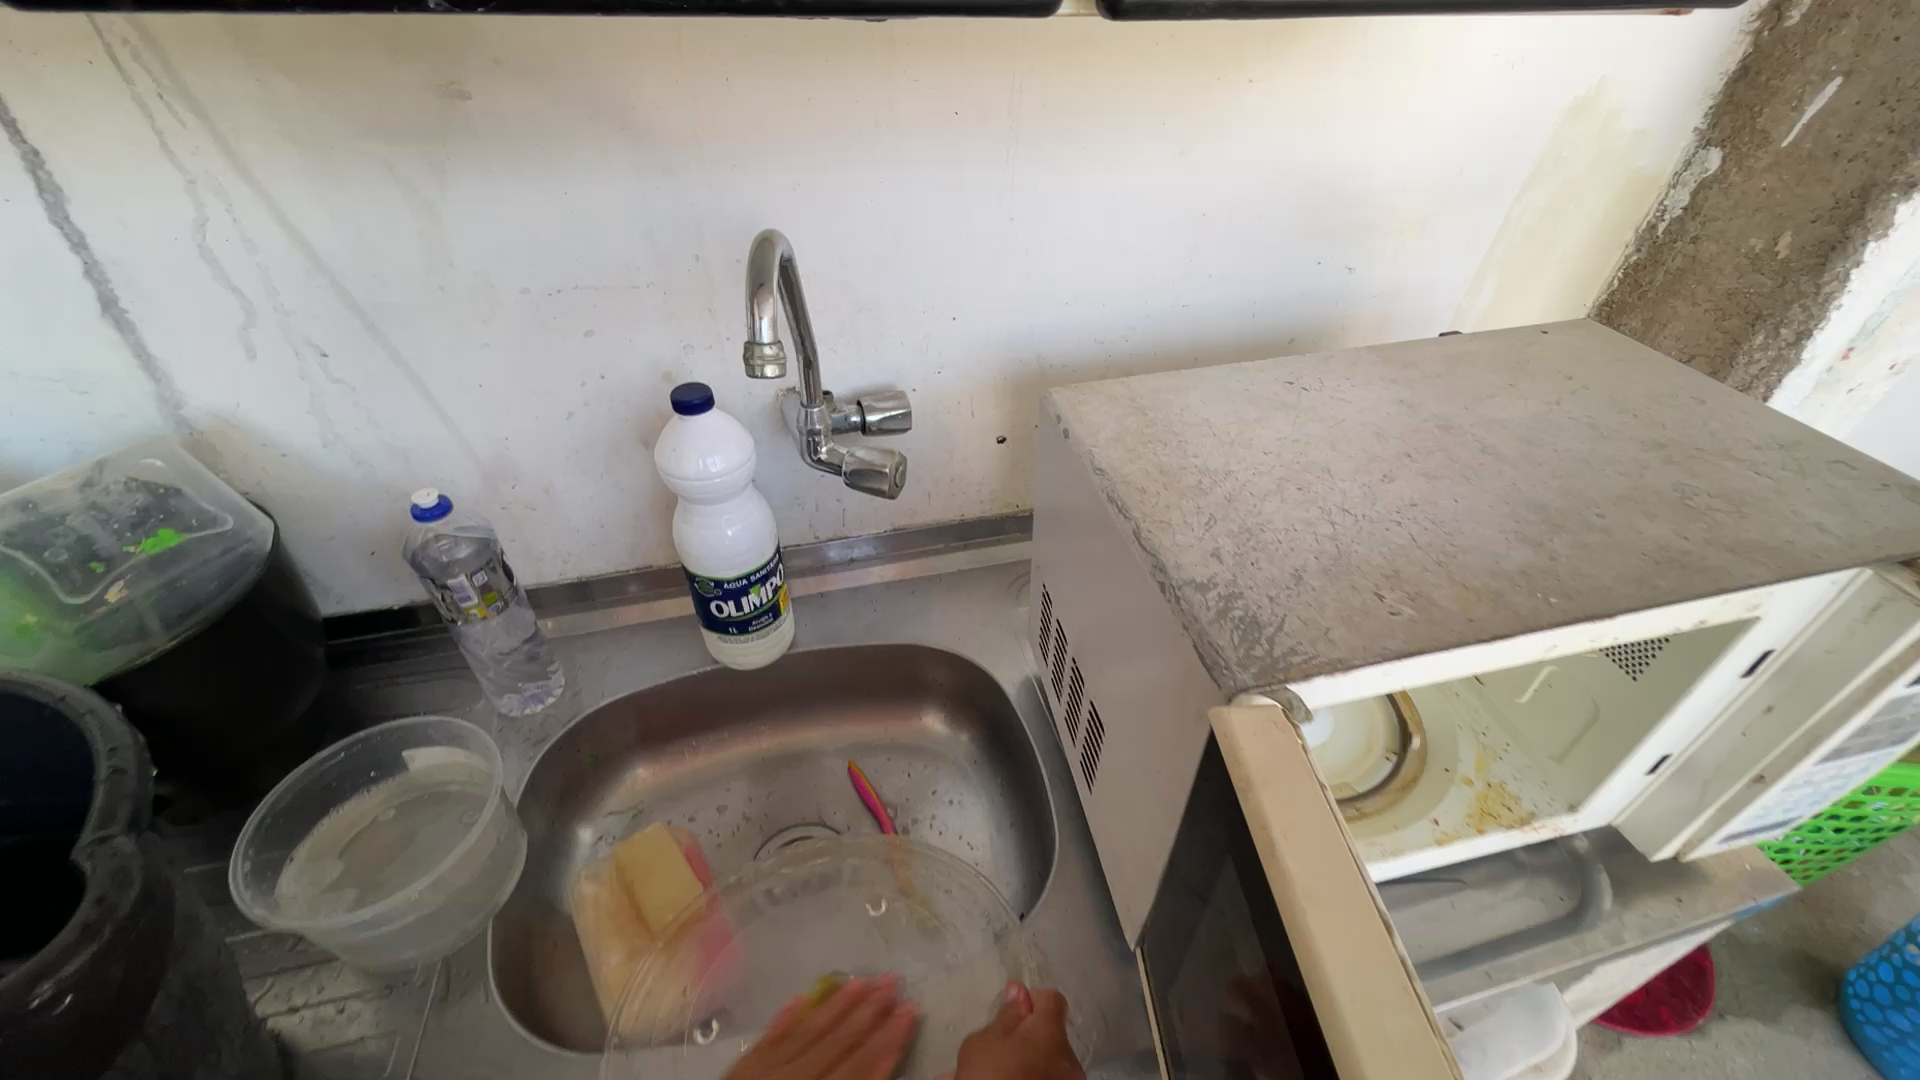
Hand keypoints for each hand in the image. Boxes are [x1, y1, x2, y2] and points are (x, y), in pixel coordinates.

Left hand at [726, 975, 919, 1079]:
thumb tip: (876, 1068)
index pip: (860, 1068)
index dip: (889, 1039)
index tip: (911, 1009)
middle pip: (838, 1043)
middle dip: (869, 1011)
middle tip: (893, 979)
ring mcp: (763, 1075)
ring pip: (806, 1033)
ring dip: (836, 1006)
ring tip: (860, 978)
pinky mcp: (738, 1074)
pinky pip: (767, 1040)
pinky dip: (786, 1019)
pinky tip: (802, 998)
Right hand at [953, 981, 1082, 1079]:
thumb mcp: (982, 1044)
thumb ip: (1005, 1016)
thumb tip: (1019, 992)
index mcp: (1051, 1034)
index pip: (1052, 999)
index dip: (1031, 1002)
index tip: (1012, 1014)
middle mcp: (1070, 1060)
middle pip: (1051, 1035)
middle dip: (1028, 1038)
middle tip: (999, 1051)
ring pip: (1050, 1063)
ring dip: (1030, 1063)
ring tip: (1001, 1074)